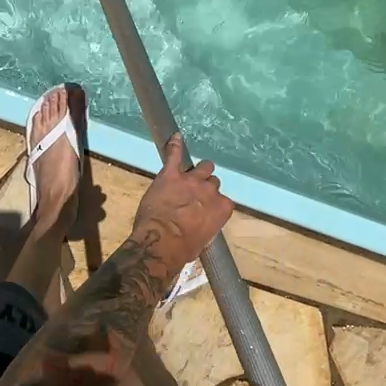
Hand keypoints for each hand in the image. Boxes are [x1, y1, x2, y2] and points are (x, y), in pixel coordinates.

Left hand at [128, 133, 233, 266]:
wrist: (162, 241)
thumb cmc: (183, 248)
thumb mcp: (203, 240)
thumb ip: (206, 225)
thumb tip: (200, 225)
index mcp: (222, 209)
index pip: (223, 200)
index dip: (212, 204)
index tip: (205, 210)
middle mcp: (210, 191)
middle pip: (213, 182)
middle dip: (205, 187)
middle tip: (193, 196)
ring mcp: (191, 180)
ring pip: (202, 167)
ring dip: (197, 171)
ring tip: (189, 173)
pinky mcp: (171, 174)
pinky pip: (174, 154)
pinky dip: (175, 145)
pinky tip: (175, 137)